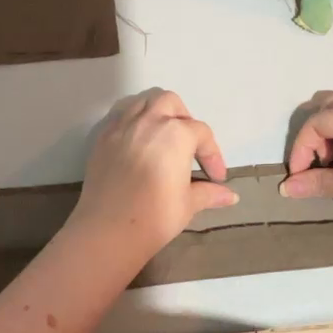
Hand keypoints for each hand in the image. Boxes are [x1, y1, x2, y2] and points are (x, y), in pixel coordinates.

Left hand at [66, 90, 238, 259]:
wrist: (107, 229)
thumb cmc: (155, 215)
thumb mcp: (188, 204)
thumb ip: (209, 193)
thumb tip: (230, 195)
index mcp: (176, 133)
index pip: (202, 134)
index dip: (213, 155)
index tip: (216, 178)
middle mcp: (148, 120)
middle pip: (170, 103)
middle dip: (183, 119)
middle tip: (188, 147)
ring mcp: (122, 126)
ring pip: (143, 102)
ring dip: (156, 114)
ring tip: (162, 139)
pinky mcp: (102, 138)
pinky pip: (121, 117)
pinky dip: (133, 123)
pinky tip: (138, 146)